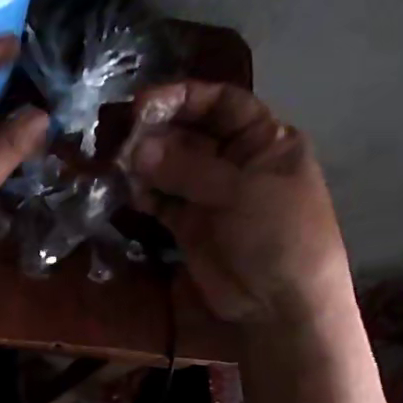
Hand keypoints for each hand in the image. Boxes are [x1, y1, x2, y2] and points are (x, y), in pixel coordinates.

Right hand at [122, 81, 349, 324]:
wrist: (281, 304)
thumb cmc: (280, 236)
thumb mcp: (243, 192)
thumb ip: (189, 170)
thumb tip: (136, 150)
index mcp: (264, 140)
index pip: (222, 104)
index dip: (184, 97)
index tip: (144, 103)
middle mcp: (234, 161)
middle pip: (189, 133)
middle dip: (157, 133)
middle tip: (124, 139)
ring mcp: (210, 194)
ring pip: (170, 167)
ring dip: (145, 164)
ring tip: (121, 167)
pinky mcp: (189, 225)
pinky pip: (161, 200)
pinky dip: (145, 195)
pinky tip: (130, 193)